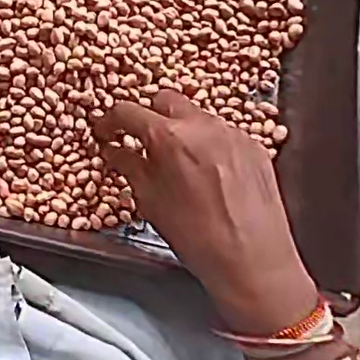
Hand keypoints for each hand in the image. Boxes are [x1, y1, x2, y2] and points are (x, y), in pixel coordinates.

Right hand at [94, 90, 318, 330]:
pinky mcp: (254, 146)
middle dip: (147, 115)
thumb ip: (130, 166)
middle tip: (137, 138)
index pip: (128, 111)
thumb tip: (116, 151)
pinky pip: (221, 132)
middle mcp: (203, 126)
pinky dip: (204, 142)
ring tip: (170, 158)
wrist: (253, 259)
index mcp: (170, 137)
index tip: (106, 130)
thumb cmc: (198, 236)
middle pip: (164, 100)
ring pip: (195, 114)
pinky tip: (201, 169)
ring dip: (177, 127)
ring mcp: (233, 133)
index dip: (110, 120)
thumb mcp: (149, 201)